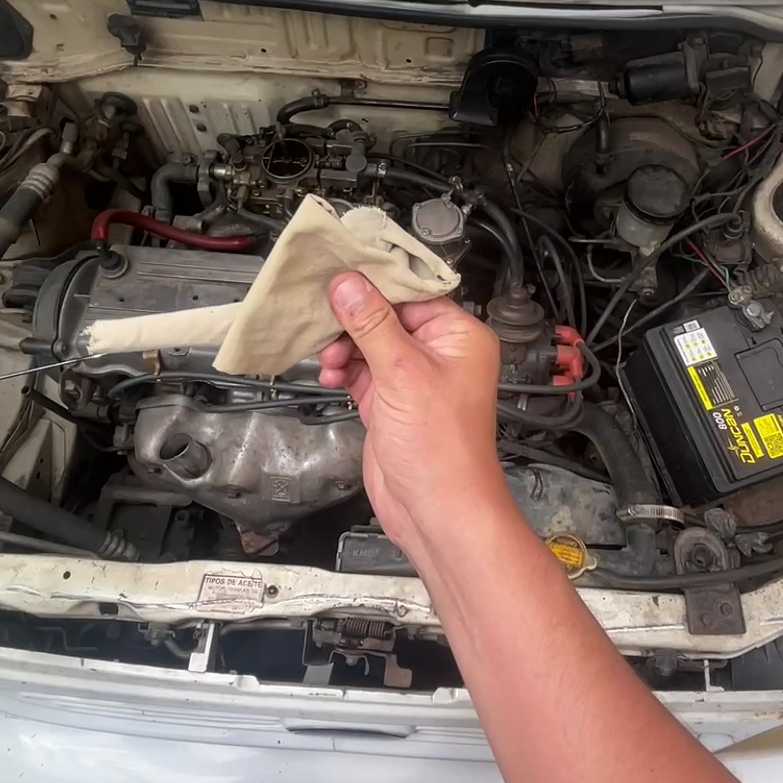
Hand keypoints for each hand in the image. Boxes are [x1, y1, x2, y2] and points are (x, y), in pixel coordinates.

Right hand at [319, 272, 506, 562]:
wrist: (437, 511)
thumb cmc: (445, 451)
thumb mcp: (402, 373)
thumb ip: (371, 324)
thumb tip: (349, 285)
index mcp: (458, 336)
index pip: (412, 292)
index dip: (375, 283)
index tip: (340, 272)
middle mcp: (438, 353)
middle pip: (386, 315)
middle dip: (353, 318)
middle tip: (324, 317)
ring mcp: (413, 378)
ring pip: (369, 342)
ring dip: (344, 346)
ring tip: (329, 356)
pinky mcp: (391, 401)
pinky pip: (361, 371)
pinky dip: (343, 369)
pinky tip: (331, 373)